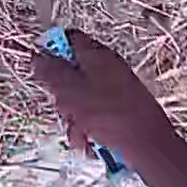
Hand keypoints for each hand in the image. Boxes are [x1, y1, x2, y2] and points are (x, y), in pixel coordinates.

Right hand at [30, 30, 179, 167]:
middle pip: (72, 72)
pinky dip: (90, 129)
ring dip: (75, 119)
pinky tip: (91, 143)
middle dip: (63, 97)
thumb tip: (36, 56)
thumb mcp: (71, 91)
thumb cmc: (111, 115)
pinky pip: (96, 114)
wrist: (150, 148)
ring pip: (82, 98)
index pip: (69, 38)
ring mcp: (117, 89)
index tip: (42, 69)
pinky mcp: (122, 110)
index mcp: (97, 54)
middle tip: (65, 111)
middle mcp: (108, 67)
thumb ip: (51, 72)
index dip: (52, 50)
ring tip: (80, 137)